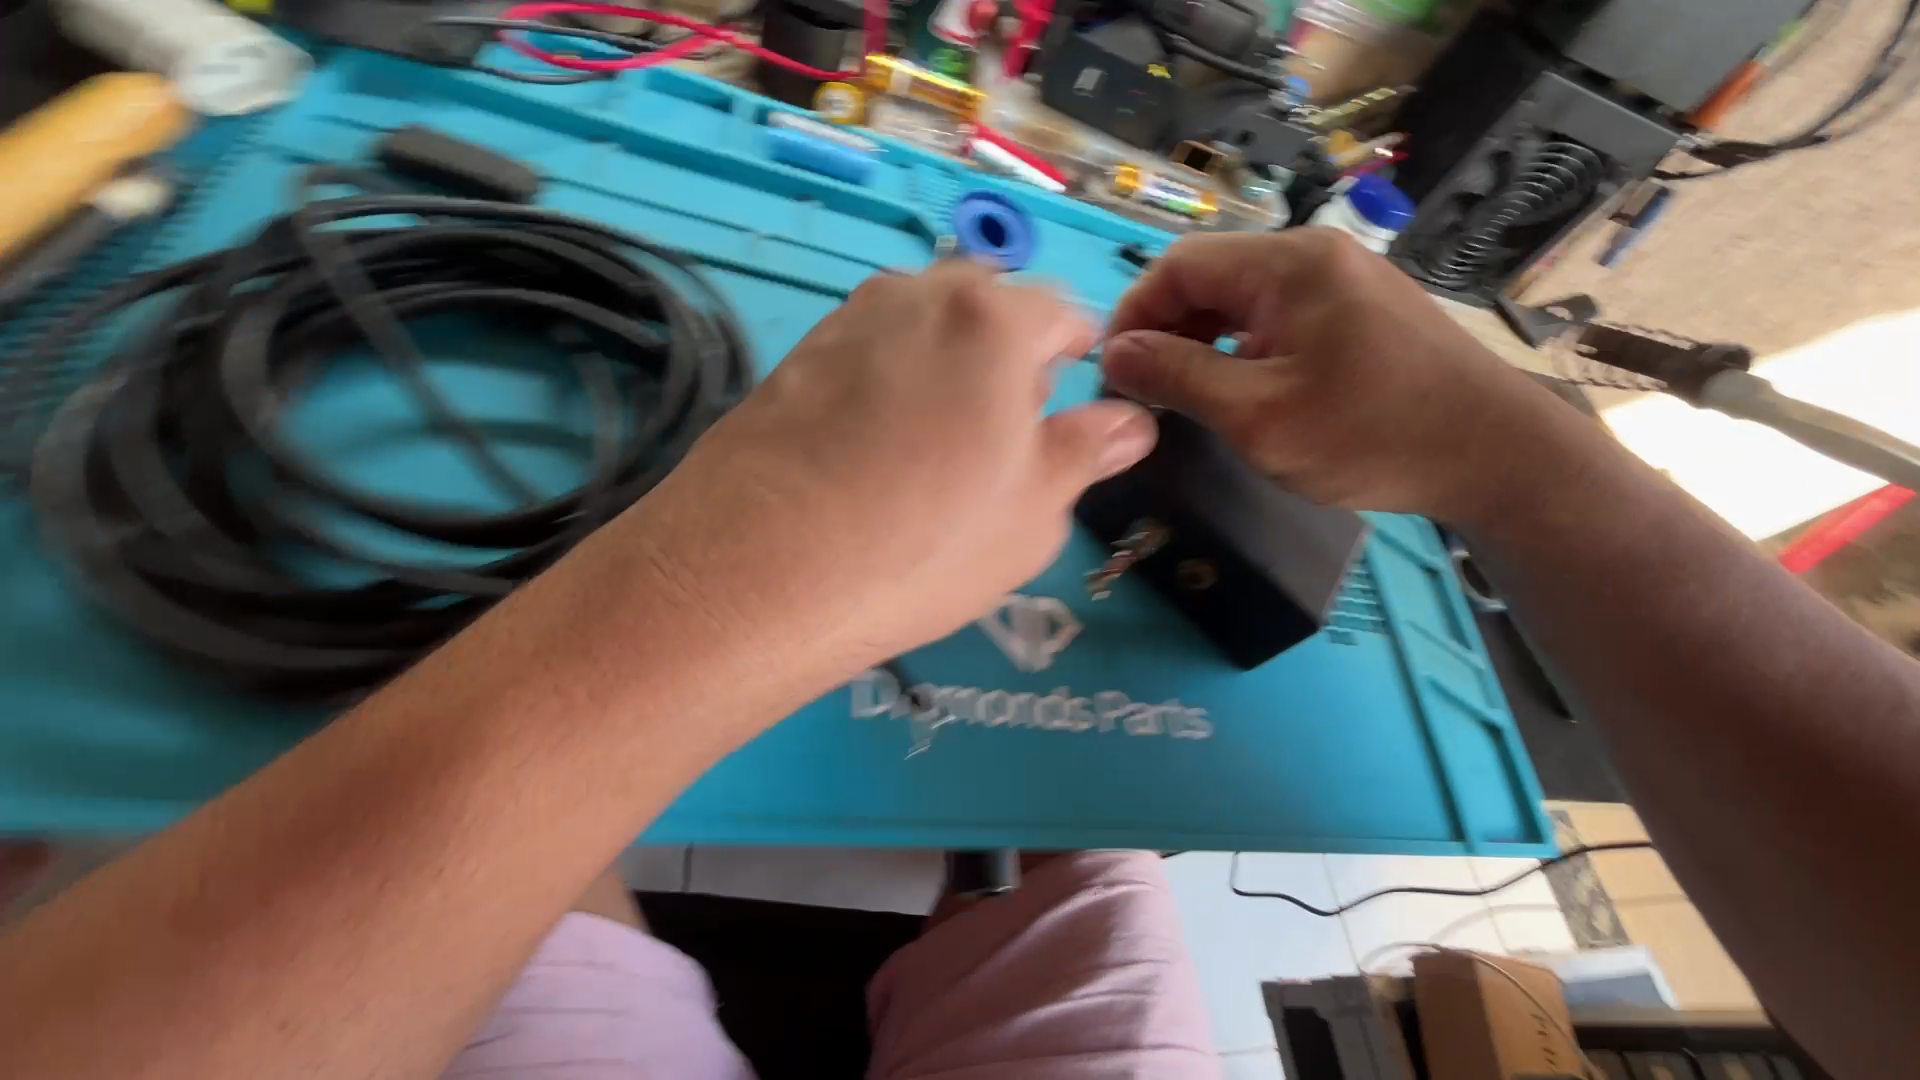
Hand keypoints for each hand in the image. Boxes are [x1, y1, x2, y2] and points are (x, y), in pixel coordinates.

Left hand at [617, 260, 1156, 685]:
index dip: (1076, 361)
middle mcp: (915, 295)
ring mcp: (845, 321)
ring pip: (923, 329)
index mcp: (992, 318)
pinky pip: (867, 355)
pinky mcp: (795, 358)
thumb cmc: (926, 542)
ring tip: (929, 452)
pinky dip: (887, 386)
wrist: (759, 572)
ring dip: (944, 369)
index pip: (1062, 311)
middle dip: (1007, 359)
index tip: (1064, 414)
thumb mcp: (1034, 511)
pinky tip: (869, 454)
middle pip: (987, 309)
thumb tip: (1131, 420)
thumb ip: (1087, 451)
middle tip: (996, 443)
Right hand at [1102, 229, 1558, 522]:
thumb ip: (1178, 377)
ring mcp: (1341, 281)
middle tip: (1144, 392)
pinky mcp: (1358, 311)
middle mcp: (1313, 256)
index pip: (1179, 265)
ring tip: (1182, 397)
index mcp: (1288, 265)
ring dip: (1200, 343)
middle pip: (1209, 278)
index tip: (1112, 372)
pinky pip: (1276, 318)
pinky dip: (1240, 349)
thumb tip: (1115, 353)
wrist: (1495, 455)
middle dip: (1165, 331)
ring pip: (1241, 300)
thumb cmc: (1370, 435)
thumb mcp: (1257, 415)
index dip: (1133, 314)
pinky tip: (1235, 390)